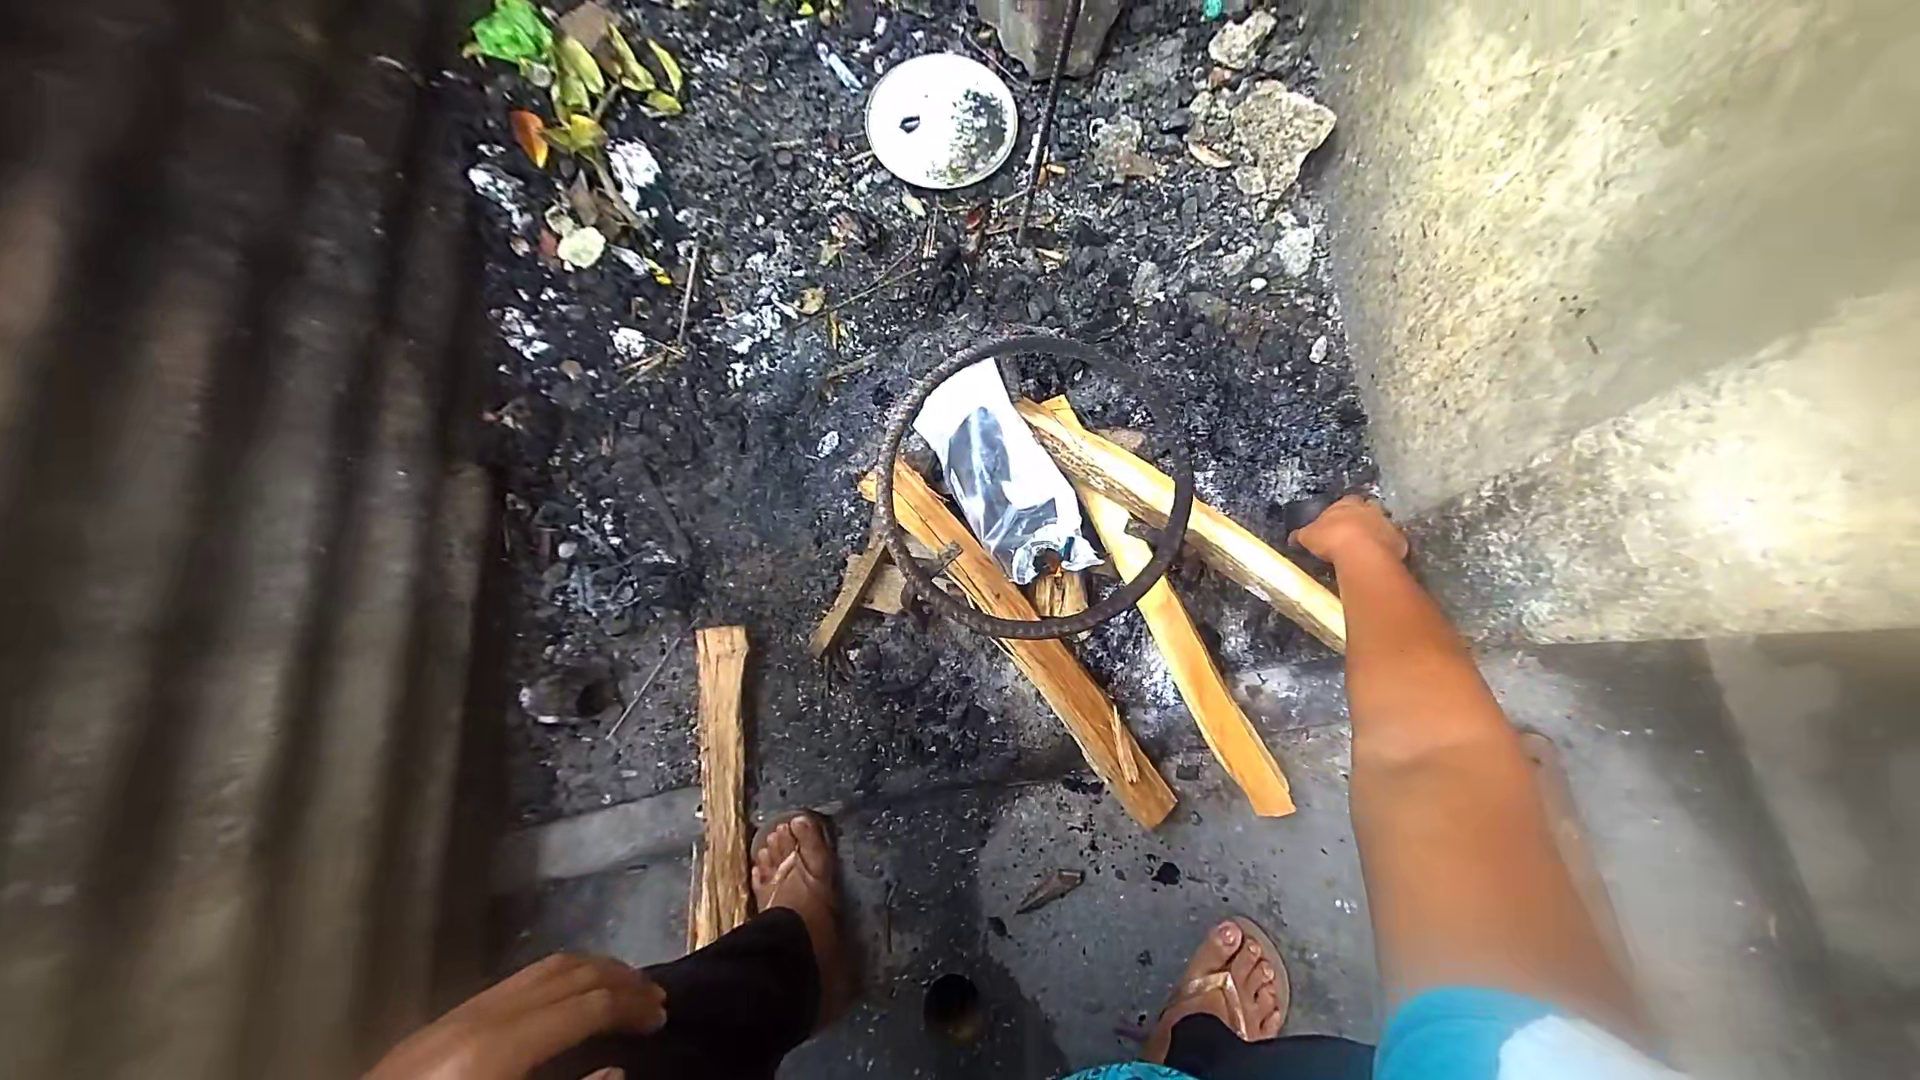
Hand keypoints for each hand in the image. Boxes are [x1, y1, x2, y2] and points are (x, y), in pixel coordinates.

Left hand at [364, 954, 665, 1079]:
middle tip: (656, 998)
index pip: (589, 1005)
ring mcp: (465, 1010)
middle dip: (624, 980)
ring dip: (598, 968)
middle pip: (576, 973)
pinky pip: (525, 977)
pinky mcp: (449, 1018)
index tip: (662, 1019)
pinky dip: (567, 973)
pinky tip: (574, 992)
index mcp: (500, 1046)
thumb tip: (618, 1069)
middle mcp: (488, 1013)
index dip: (633, 1008)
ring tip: (626, 986)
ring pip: (552, 965)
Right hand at [1289, 495, 1408, 566]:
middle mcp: (1370, 509)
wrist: (1361, 553)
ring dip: (1375, 533)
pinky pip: (1392, 543)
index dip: (1341, 511)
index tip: (1336, 521)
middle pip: (1368, 510)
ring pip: (1382, 525)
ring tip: (1364, 548)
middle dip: (1362, 518)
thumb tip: (1292, 537)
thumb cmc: (1331, 538)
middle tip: (1352, 532)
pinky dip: (1385, 548)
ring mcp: (1387, 524)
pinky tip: (1376, 558)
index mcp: (1347, 504)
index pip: (1345, 501)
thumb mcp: (1308, 536)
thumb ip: (1302, 535)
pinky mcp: (1399, 541)